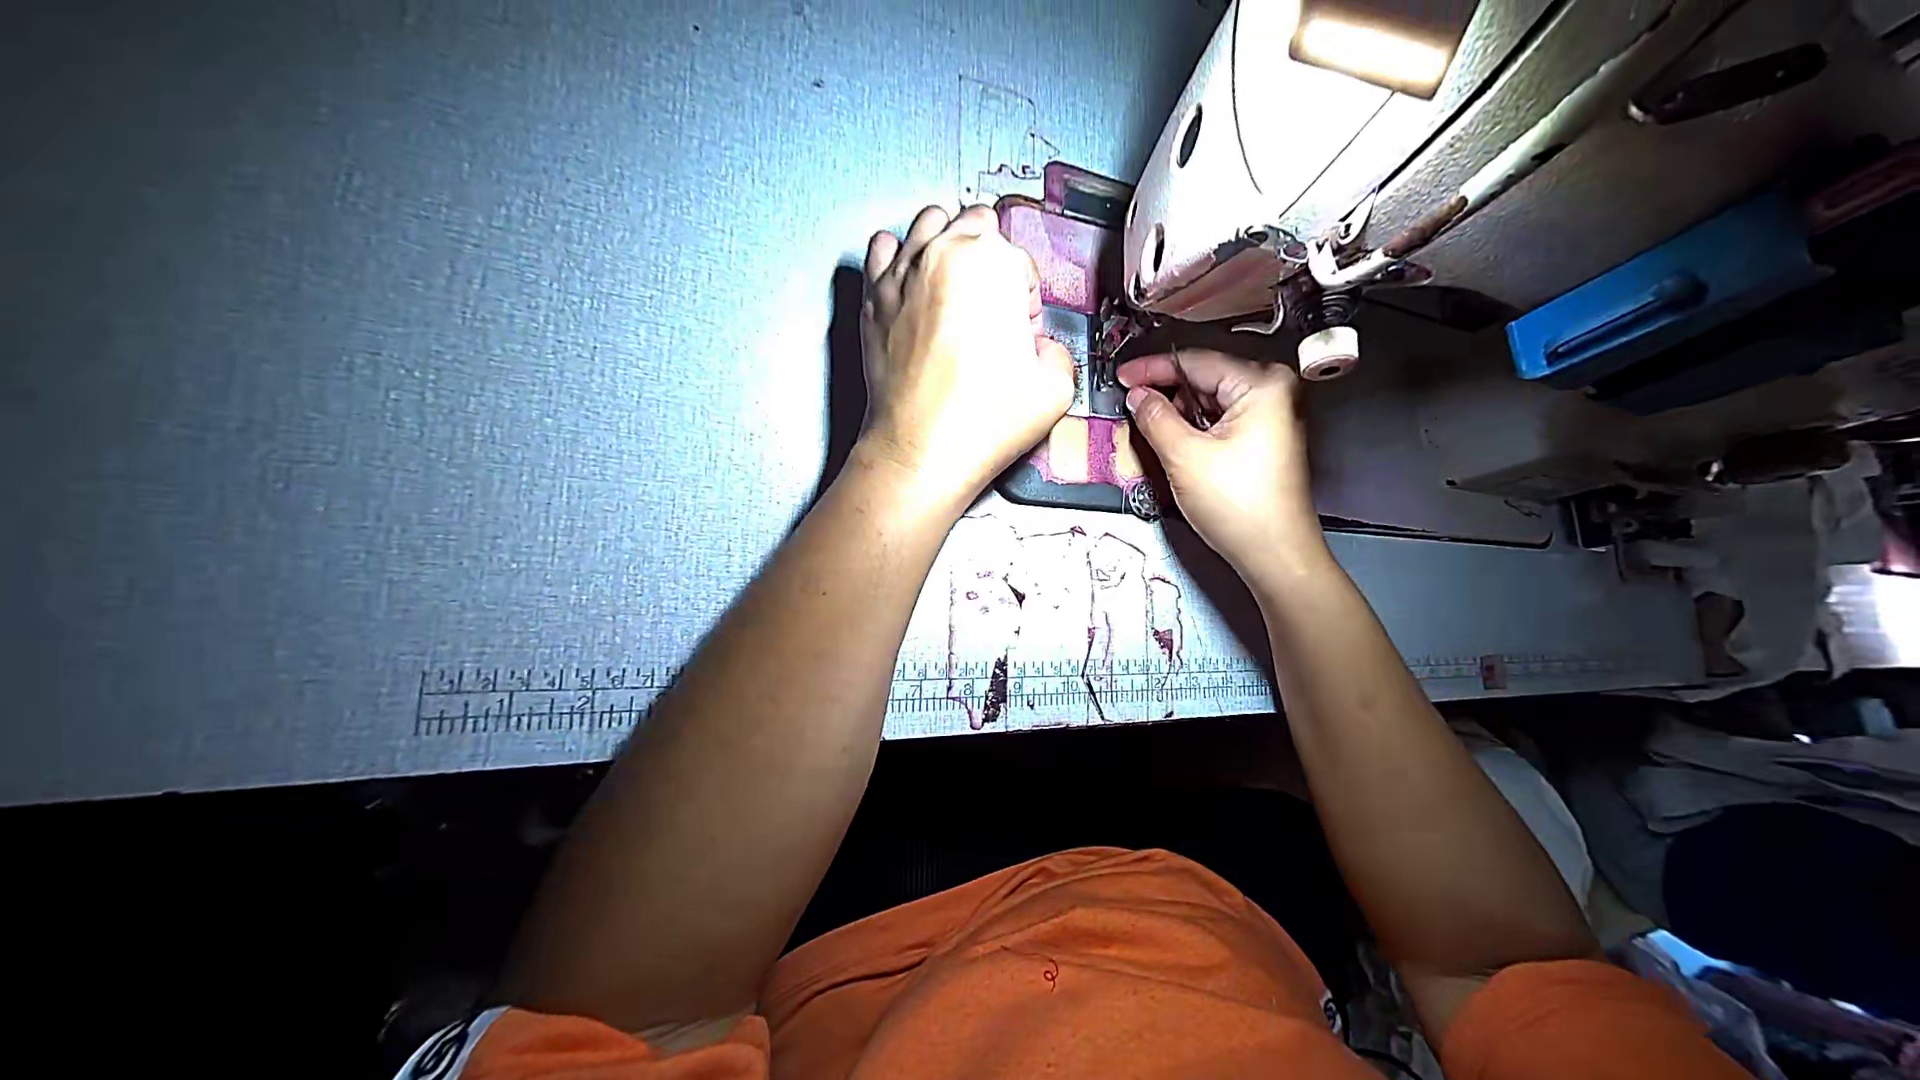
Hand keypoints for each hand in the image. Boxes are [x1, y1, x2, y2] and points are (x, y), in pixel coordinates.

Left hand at [857, 205, 1075, 517]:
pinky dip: (899, 256)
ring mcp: (901, 273)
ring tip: (957, 288)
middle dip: (991, 264)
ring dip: (949, 246)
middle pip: (977, 229)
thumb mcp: (1056, 389)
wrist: (920, 452)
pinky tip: (913, 283)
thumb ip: (1058, 351)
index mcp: (992, 263)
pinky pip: (882, 249)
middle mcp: (942, 254)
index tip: (1020, 331)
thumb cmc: (980, 422)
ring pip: (929, 224)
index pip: (1021, 263)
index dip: (1026, 301)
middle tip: (992, 309)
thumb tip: (1039, 348)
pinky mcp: (872, 298)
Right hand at [1118, 348, 1323, 572]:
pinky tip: (1175, 441)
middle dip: (1165, 391)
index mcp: (1261, 385)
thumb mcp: (1183, 456)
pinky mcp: (1264, 437)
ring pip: (1210, 400)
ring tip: (1150, 427)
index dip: (1152, 369)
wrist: (1275, 553)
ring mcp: (1271, 415)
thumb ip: (1154, 417)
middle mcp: (1273, 392)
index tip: (1123, 376)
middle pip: (1204, 378)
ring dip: (1178, 412)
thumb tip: (1138, 396)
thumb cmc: (1241, 507)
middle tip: (1131, 404)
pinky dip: (1194, 427)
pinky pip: (1220, 419)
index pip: (1195, 362)